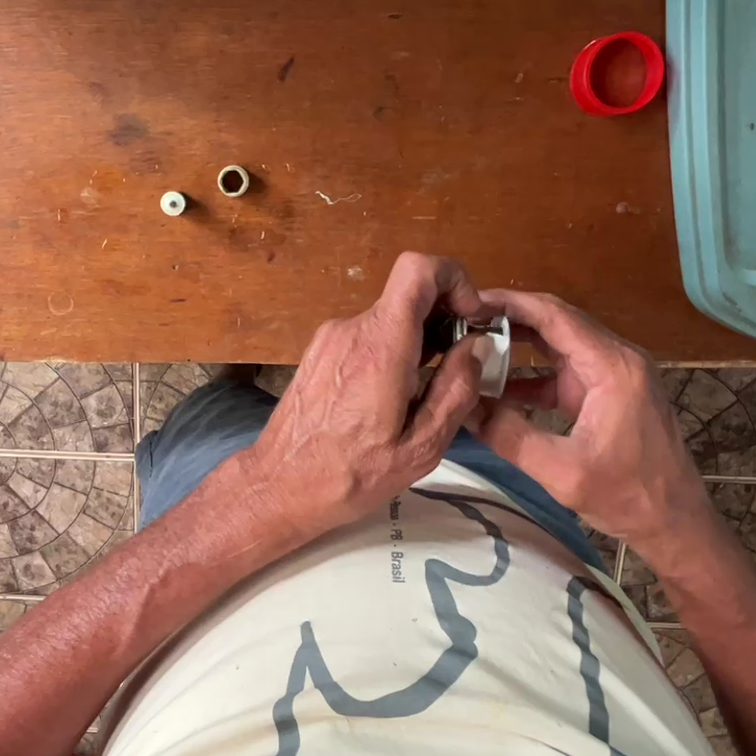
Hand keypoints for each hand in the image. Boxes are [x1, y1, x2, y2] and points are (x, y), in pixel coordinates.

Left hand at [246, 252, 492, 536]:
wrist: (278, 486)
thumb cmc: (350, 475)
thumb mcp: (420, 448)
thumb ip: (455, 391)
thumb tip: (476, 346)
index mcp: (379, 347)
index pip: (417, 269)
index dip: (453, 279)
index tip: (469, 319)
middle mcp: (351, 329)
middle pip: (408, 296)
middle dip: (442, 322)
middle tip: (455, 368)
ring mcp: (330, 337)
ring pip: (389, 319)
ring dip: (416, 343)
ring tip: (420, 394)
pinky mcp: (319, 351)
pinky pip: (367, 336)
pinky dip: (391, 353)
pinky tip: (390, 397)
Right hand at [474, 289, 714, 547]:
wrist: (676, 524)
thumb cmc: (627, 495)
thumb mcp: (559, 470)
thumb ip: (508, 435)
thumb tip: (461, 407)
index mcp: (612, 366)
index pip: (554, 315)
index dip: (508, 304)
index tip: (467, 301)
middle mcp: (616, 358)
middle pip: (555, 320)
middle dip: (506, 317)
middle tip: (459, 319)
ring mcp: (613, 373)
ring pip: (556, 342)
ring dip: (515, 342)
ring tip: (469, 344)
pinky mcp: (606, 391)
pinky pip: (561, 369)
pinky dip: (528, 374)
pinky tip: (493, 384)